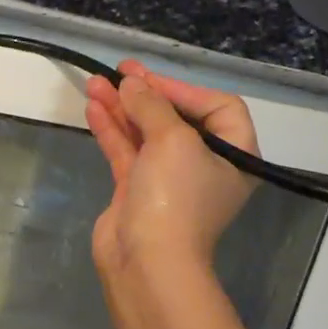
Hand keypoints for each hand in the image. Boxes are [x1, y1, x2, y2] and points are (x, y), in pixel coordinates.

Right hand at [84, 60, 258, 274]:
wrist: (147, 257)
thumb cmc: (175, 197)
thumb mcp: (173, 142)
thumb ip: (152, 106)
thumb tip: (130, 83)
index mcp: (235, 155)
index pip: (217, 108)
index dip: (182, 89)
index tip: (146, 80)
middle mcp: (204, 164)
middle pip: (175, 117)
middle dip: (145, 94)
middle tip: (117, 71)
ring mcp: (167, 178)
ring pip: (144, 132)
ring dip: (120, 107)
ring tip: (93, 84)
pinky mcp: (135, 189)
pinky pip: (125, 151)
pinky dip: (110, 129)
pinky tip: (93, 109)